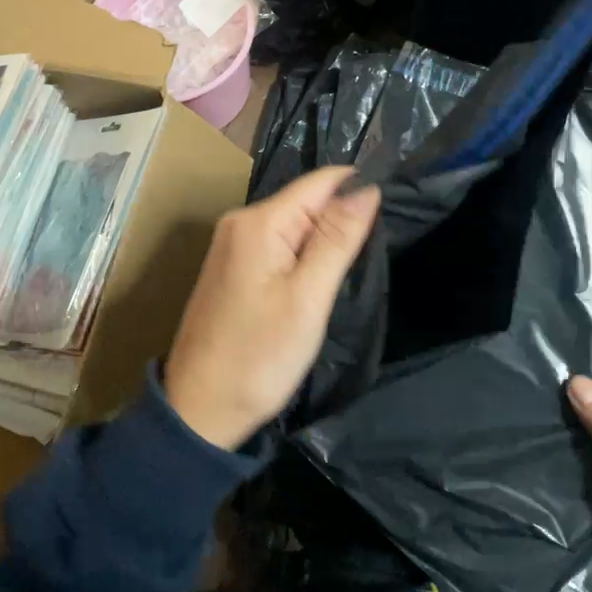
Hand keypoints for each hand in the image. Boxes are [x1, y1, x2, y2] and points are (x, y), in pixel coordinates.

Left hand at [164, 167, 380, 449]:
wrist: (199, 409)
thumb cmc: (258, 357)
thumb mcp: (307, 299)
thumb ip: (337, 239)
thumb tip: (368, 188)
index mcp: (258, 222)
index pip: (320, 182)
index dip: (358, 190)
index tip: (392, 213)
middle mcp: (240, 222)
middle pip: (307, 202)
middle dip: (341, 220)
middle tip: (373, 253)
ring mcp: (233, 246)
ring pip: (295, 225)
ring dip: (324, 241)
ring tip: (351, 269)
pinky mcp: (233, 268)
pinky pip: (279, 245)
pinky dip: (302, 257)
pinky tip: (317, 282)